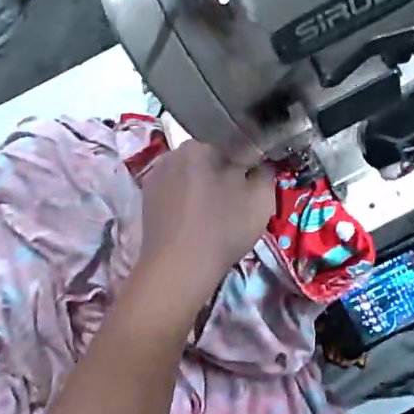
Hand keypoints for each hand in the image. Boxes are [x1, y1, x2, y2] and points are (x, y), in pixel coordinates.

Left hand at [134, 141, 274, 307]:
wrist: (178, 269)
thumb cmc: (223, 229)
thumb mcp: (261, 199)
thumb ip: (266, 172)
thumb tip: (261, 164)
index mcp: (200, 145)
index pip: (233, 144)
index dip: (248, 162)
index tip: (255, 182)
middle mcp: (173, 153)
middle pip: (210, 158)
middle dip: (225, 174)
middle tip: (239, 201)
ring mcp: (156, 176)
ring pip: (192, 175)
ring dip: (205, 187)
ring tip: (217, 214)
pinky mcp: (147, 200)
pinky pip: (176, 192)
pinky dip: (188, 201)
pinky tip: (197, 222)